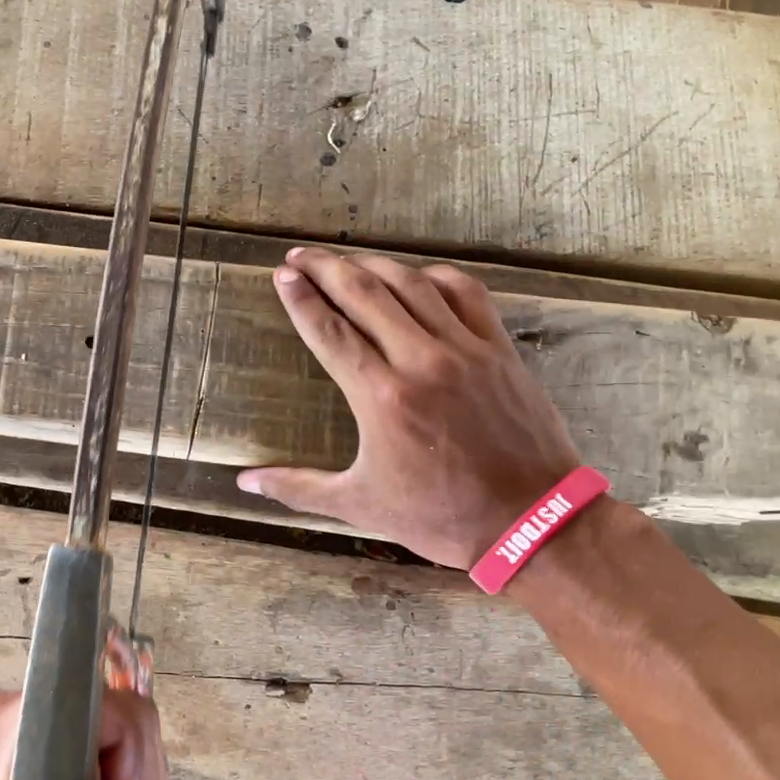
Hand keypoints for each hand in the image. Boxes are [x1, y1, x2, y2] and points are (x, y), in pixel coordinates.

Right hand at [236, 248, 580, 570]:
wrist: (534, 524)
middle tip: (300, 255)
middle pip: (364, 294)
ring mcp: (465, 350)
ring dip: (373, 266)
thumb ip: (297, 487)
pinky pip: (466, 294)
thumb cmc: (442, 516)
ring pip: (412, 285)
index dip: (301, 299)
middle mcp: (421, 361)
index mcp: (382, 398)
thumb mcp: (360, 504)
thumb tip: (244, 482)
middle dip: (326, 268)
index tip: (283, 274)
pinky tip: (416, 276)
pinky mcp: (499, 350)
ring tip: (346, 260)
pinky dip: (435, 277)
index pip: (330, 331)